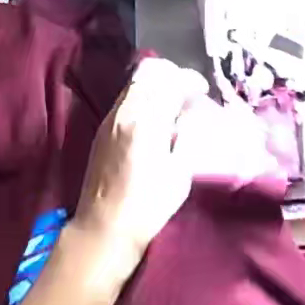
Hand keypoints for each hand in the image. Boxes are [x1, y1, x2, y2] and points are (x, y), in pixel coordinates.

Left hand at [68, 58, 208, 276]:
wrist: (102, 231)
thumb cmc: (147, 208)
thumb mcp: (179, 174)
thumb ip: (186, 136)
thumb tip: (188, 115)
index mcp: (147, 122)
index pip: (171, 82)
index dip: (191, 81)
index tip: (202, 90)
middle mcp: (126, 112)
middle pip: (151, 73)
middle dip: (174, 75)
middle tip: (189, 91)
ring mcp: (111, 118)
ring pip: (136, 81)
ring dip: (157, 82)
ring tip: (173, 100)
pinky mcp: (103, 128)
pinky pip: (126, 95)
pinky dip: (144, 93)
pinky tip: (154, 113)